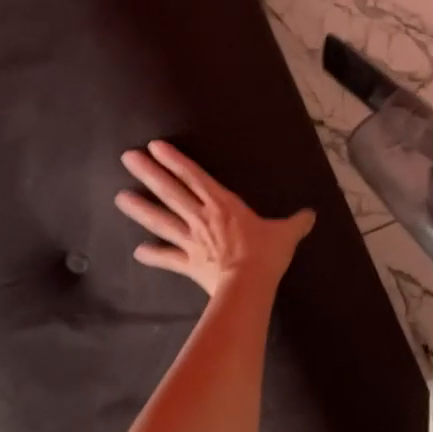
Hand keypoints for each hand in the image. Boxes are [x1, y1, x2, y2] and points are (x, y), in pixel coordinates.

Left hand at [114, 140, 315, 295]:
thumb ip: (296, 223)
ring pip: (161, 220)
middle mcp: (202, 217)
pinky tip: (138, 252)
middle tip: (128, 158)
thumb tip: (312, 215)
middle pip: (171, 191)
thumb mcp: (286, 234)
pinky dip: (153, 255)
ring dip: (140, 209)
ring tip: (120, 197)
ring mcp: (192, 240)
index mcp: (223, 204)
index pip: (194, 176)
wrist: (249, 284)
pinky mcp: (188, 263)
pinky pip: (168, 258)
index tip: (155, 147)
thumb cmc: (266, 254)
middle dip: (149, 173)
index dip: (175, 160)